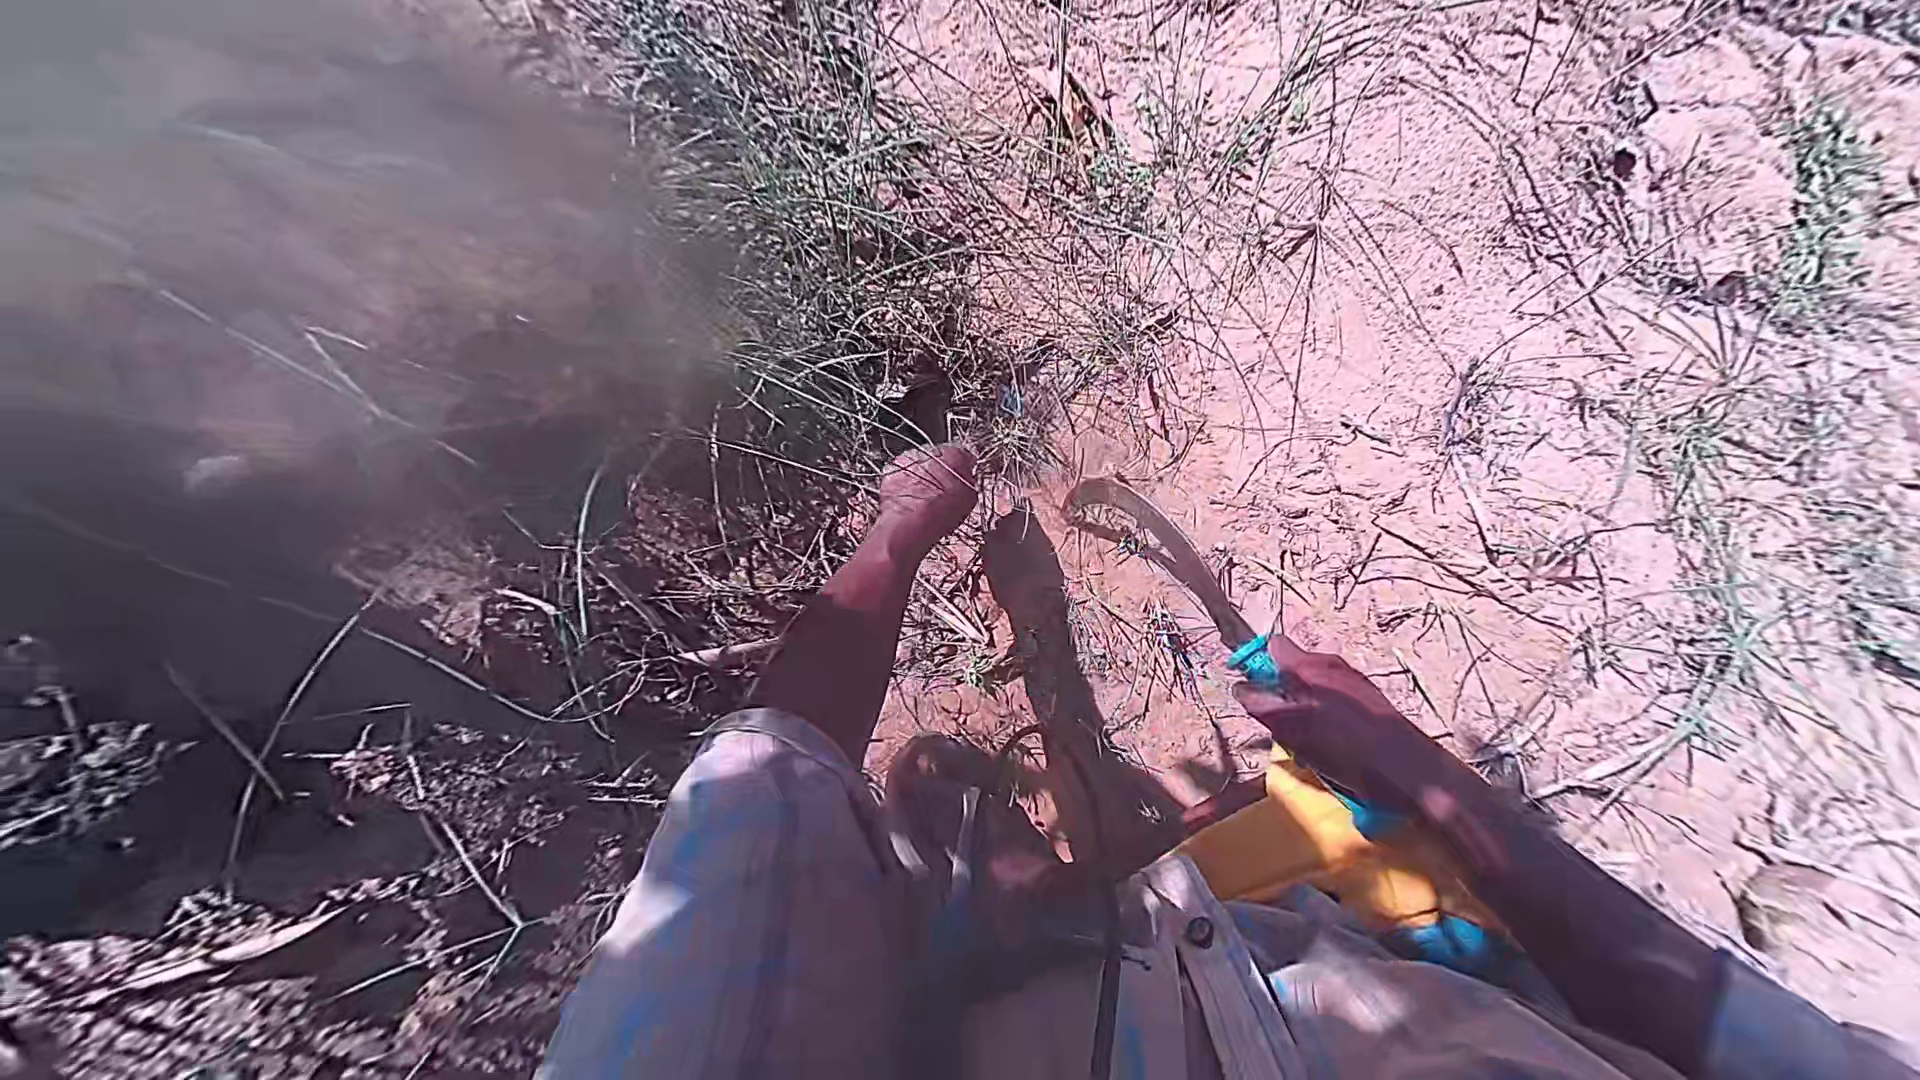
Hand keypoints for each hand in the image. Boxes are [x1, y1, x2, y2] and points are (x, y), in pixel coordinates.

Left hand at [874, 443, 977, 556]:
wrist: (910, 521)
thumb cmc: (940, 512)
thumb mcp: (969, 499)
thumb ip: (969, 482)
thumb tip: (968, 481)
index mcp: (955, 454)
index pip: (963, 456)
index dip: (962, 470)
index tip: (961, 481)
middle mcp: (931, 451)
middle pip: (938, 459)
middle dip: (940, 473)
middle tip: (942, 493)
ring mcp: (909, 459)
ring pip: (919, 465)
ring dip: (921, 477)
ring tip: (924, 499)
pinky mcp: (891, 470)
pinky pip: (900, 474)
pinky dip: (904, 484)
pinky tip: (908, 500)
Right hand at [1232, 634, 1465, 812]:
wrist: (1418, 778)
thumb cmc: (1351, 751)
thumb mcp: (1294, 729)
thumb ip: (1262, 704)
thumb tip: (1241, 688)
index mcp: (1311, 667)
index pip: (1272, 646)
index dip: (1255, 663)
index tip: (1249, 688)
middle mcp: (1332, 668)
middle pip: (1289, 670)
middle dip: (1278, 694)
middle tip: (1278, 726)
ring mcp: (1354, 685)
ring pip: (1309, 690)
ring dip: (1298, 712)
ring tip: (1304, 745)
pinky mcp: (1370, 704)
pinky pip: (1330, 704)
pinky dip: (1321, 721)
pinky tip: (1329, 751)